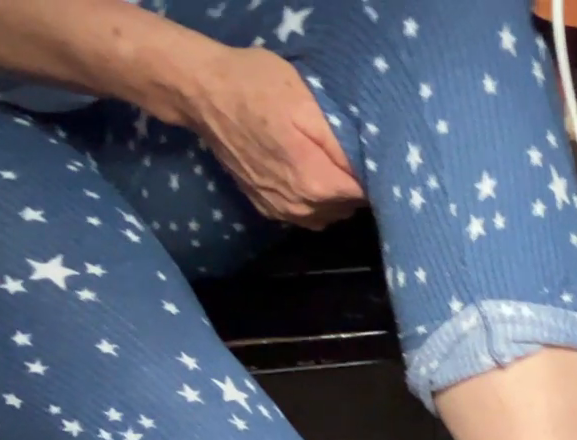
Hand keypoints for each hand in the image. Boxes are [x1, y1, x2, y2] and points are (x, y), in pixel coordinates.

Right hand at [179, 47, 363, 227]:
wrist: (202, 93)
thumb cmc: (257, 87)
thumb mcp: (308, 103)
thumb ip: (342, 144)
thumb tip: (371, 171)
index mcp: (316, 182)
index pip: (365, 194)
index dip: (374, 176)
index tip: (372, 157)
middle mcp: (303, 207)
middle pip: (350, 206)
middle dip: (355, 184)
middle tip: (350, 152)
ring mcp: (284, 212)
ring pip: (331, 213)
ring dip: (336, 193)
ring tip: (329, 161)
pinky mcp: (269, 209)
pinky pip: (309, 214)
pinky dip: (316, 199)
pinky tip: (308, 171)